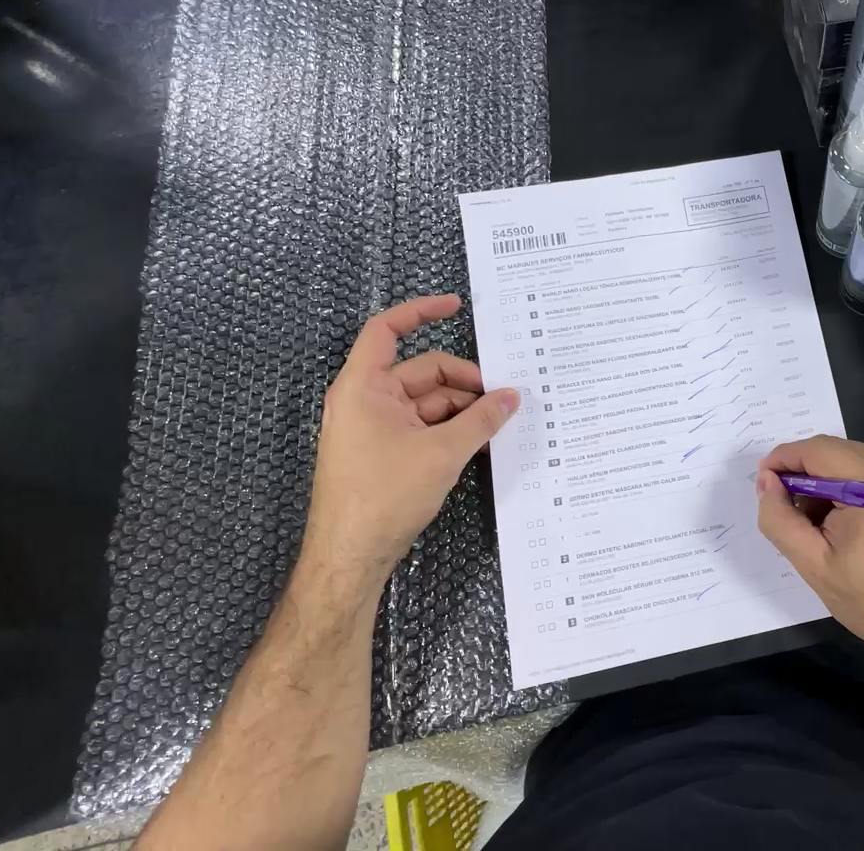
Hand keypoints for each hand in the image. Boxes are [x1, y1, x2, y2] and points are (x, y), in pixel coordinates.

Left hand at [302, 294, 518, 580]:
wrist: (350, 557)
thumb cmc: (385, 495)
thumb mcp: (442, 452)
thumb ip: (482, 419)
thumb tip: (513, 397)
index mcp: (364, 387)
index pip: (387, 330)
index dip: (421, 311)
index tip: (457, 306)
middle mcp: (367, 401)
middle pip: (423, 372)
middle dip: (465, 382)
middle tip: (505, 398)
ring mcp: (375, 428)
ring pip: (429, 402)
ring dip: (463, 410)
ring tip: (499, 425)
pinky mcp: (385, 453)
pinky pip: (424, 426)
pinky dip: (452, 430)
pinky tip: (481, 443)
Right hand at [756, 436, 863, 667]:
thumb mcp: (814, 565)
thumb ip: (780, 519)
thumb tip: (766, 481)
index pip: (817, 451)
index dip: (783, 459)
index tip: (763, 481)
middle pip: (835, 450)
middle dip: (803, 472)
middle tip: (785, 507)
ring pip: (851, 458)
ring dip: (825, 479)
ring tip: (814, 521)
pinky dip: (847, 485)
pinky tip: (841, 520)